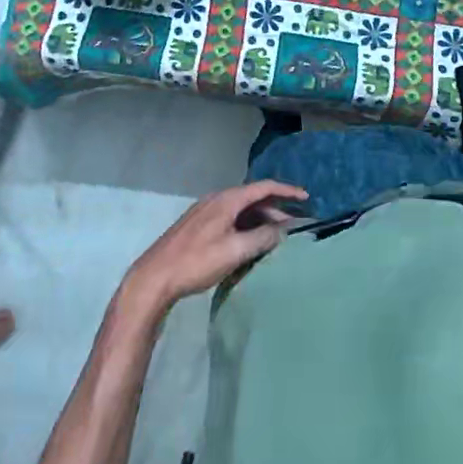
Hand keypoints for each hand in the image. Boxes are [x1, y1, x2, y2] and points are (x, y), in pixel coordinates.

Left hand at [122, 179, 307, 312]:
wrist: (156, 276)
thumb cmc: (197, 262)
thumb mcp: (235, 251)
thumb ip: (261, 238)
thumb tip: (282, 229)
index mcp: (226, 200)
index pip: (263, 187)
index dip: (286, 191)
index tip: (306, 198)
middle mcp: (216, 200)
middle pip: (252, 198)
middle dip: (275, 209)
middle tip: (294, 226)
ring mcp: (205, 212)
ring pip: (240, 210)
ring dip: (260, 219)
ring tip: (277, 236)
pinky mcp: (198, 226)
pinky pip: (230, 218)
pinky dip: (246, 226)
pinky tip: (252, 242)